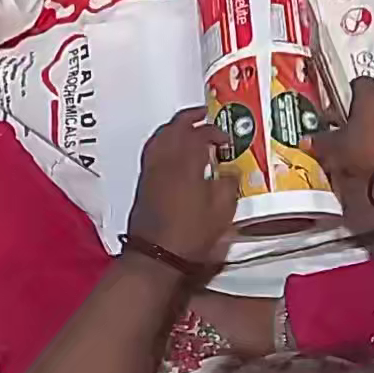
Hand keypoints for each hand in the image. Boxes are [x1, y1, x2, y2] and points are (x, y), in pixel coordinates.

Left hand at [126, 106, 238, 263]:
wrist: (157, 256)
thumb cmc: (192, 234)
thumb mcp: (222, 211)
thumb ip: (228, 184)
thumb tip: (230, 171)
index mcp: (186, 162)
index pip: (200, 133)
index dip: (216, 132)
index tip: (228, 140)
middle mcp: (165, 160)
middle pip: (175, 127)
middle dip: (191, 118)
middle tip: (205, 116)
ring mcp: (151, 170)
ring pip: (160, 136)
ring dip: (175, 128)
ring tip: (189, 129)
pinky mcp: (143, 182)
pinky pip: (153, 150)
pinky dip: (164, 141)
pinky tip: (173, 151)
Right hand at [316, 77, 373, 196]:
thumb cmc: (369, 149)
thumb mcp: (337, 148)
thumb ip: (321, 141)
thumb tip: (306, 139)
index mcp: (368, 91)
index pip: (353, 84)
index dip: (341, 98)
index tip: (333, 114)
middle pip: (370, 100)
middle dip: (357, 114)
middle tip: (344, 134)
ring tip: (360, 149)